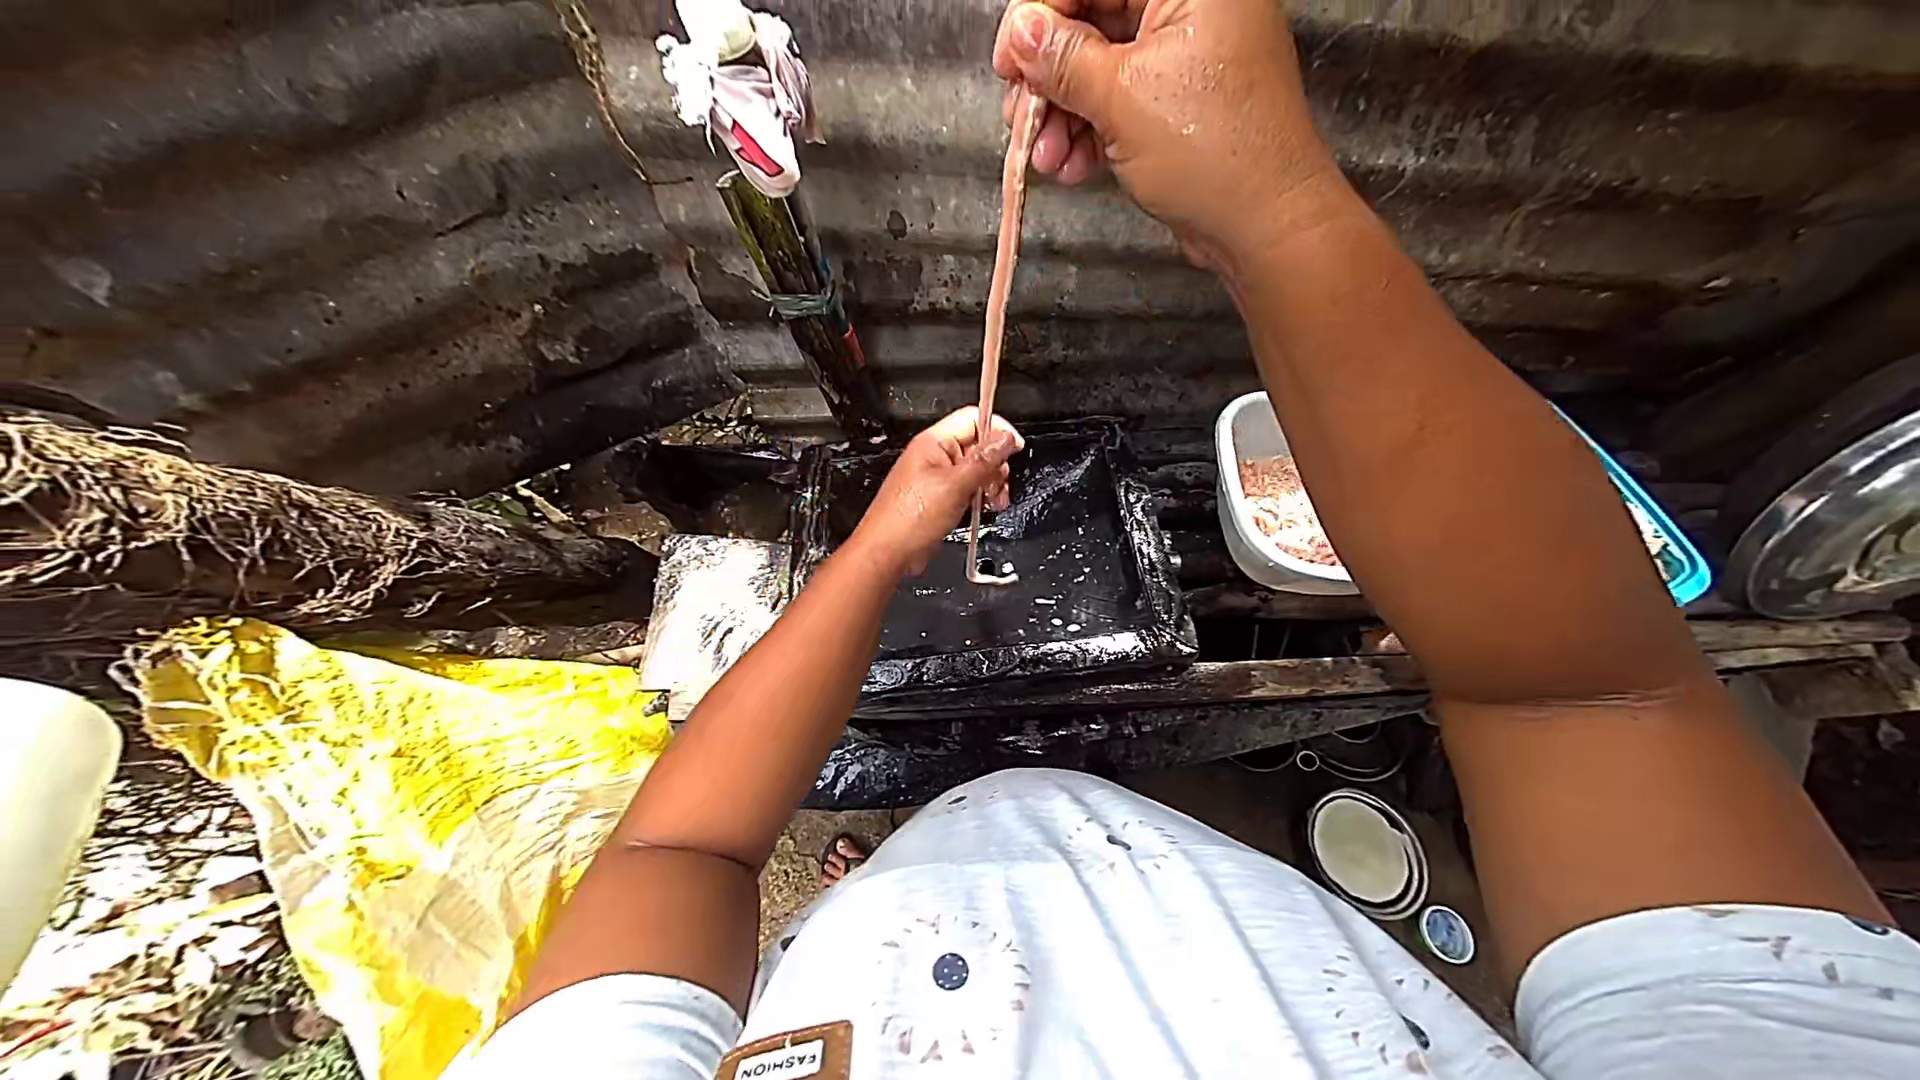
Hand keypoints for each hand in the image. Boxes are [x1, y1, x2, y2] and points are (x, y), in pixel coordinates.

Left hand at [847, 408, 1025, 576]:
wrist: (889, 552)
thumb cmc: (906, 519)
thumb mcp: (954, 485)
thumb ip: (983, 460)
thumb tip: (1005, 439)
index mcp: (934, 443)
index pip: (973, 418)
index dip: (997, 429)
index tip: (1014, 447)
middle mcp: (936, 457)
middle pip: (979, 446)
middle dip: (996, 465)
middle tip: (997, 484)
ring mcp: (939, 478)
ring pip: (977, 470)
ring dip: (991, 484)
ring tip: (992, 500)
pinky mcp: (942, 498)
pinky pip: (969, 489)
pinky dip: (981, 497)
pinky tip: (984, 508)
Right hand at [992, 0, 1356, 270]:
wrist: (1261, 222)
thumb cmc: (1214, 152)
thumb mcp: (1123, 100)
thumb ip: (1065, 60)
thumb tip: (1021, 31)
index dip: (1040, 15)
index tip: (1009, 61)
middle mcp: (1189, 4)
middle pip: (1092, 21)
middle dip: (1049, 79)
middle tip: (1022, 118)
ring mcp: (1182, 55)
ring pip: (1099, 69)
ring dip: (1063, 117)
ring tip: (1045, 160)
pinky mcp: (1175, 101)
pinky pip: (1118, 103)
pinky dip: (1088, 134)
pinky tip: (1069, 166)